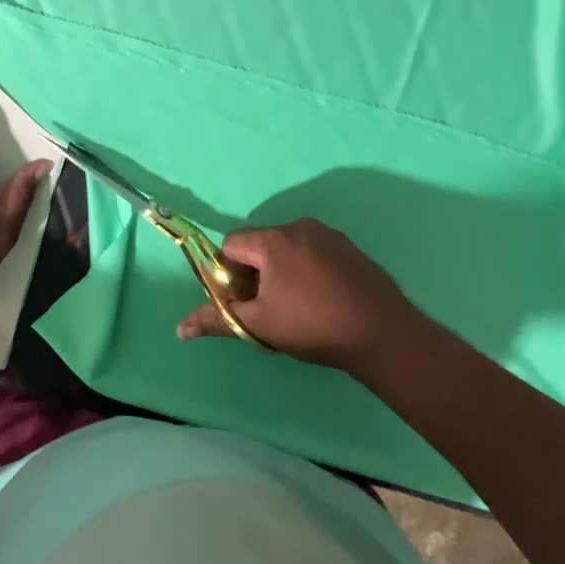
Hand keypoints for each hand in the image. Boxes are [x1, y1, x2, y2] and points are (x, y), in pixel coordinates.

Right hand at [177, 218, 425, 371]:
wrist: (385, 336)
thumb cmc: (313, 327)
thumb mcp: (258, 326)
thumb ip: (216, 320)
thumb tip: (179, 329)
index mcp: (273, 240)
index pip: (231, 244)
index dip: (229, 273)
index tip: (245, 301)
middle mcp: (299, 227)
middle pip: (260, 245)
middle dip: (257, 274)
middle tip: (271, 309)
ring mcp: (330, 236)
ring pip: (289, 250)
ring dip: (284, 273)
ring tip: (300, 308)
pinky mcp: (353, 249)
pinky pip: (316, 254)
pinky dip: (310, 272)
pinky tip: (324, 302)